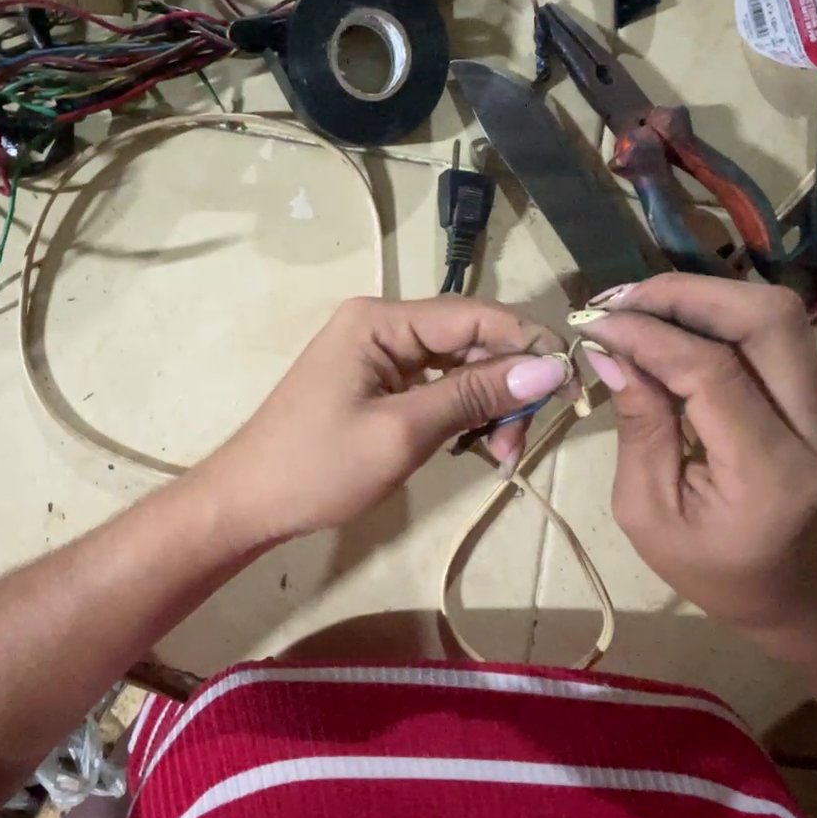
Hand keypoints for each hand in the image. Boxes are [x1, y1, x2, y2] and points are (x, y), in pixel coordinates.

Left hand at [192, 296, 570, 546]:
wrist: (249, 502)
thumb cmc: (318, 467)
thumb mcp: (402, 432)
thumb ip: (474, 395)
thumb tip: (549, 367)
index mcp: (380, 320)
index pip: (474, 316)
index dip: (526, 344)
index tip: (567, 385)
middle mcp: (381, 324)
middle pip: (469, 340)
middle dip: (505, 385)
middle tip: (519, 442)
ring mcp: (378, 354)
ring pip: (457, 366)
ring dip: (486, 405)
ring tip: (497, 454)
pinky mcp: (377, 383)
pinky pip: (435, 386)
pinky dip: (460, 413)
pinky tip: (475, 445)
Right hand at [571, 275, 816, 632]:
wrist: (792, 590)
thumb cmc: (710, 568)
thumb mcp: (647, 513)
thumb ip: (638, 430)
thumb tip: (610, 354)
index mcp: (769, 473)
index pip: (713, 372)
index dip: (648, 336)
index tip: (592, 324)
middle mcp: (812, 427)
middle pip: (770, 318)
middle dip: (686, 294)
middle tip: (619, 303)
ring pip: (776, 313)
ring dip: (701, 296)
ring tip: (637, 308)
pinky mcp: (811, 394)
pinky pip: (767, 331)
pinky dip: (712, 314)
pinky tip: (665, 324)